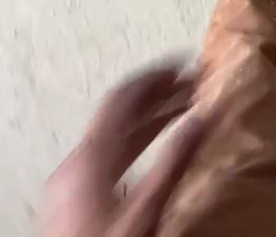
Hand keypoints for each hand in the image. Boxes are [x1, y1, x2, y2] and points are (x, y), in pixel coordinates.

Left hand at [43, 60, 213, 236]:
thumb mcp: (146, 209)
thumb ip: (174, 162)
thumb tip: (205, 115)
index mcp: (89, 158)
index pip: (123, 97)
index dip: (155, 76)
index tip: (186, 65)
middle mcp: (75, 161)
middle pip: (118, 111)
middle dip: (157, 93)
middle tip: (191, 84)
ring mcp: (70, 179)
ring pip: (113, 131)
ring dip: (148, 115)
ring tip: (182, 107)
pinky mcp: (71, 195)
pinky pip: (106, 150)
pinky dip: (134, 136)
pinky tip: (155, 142)